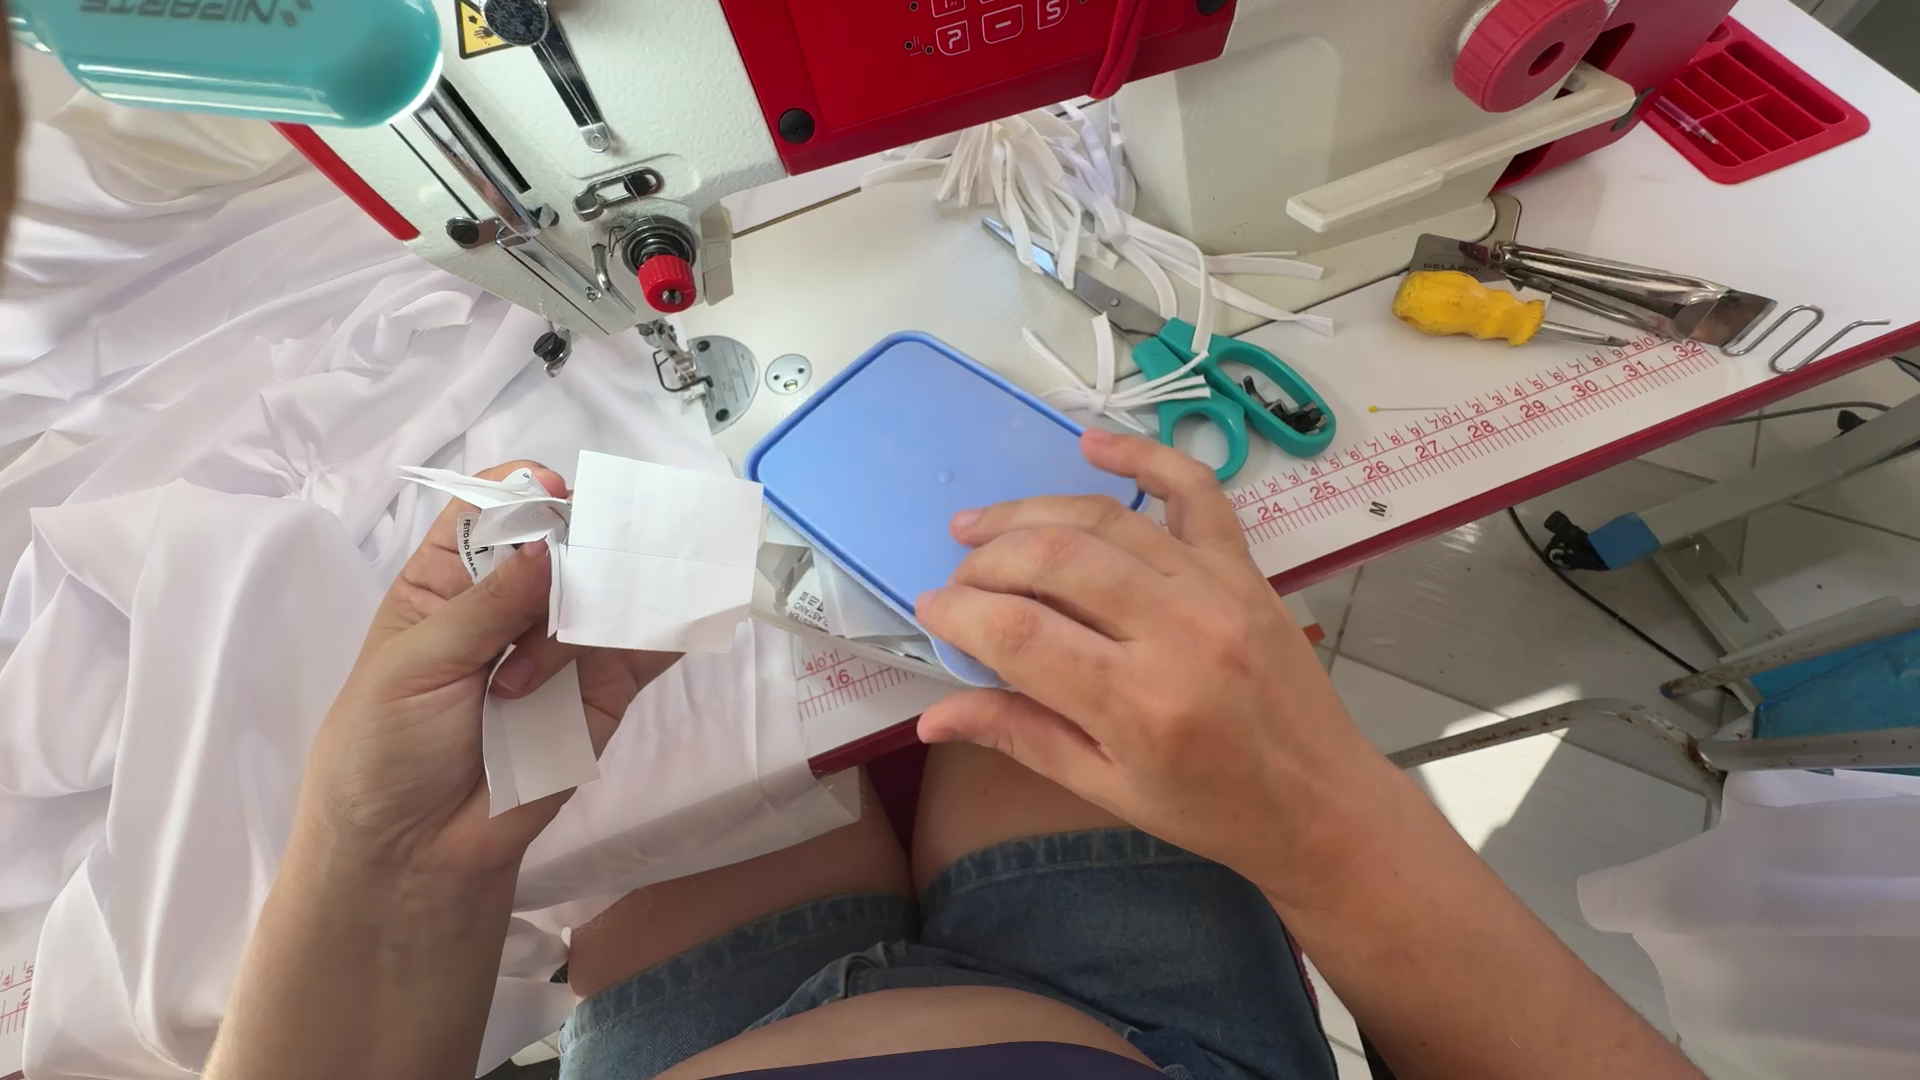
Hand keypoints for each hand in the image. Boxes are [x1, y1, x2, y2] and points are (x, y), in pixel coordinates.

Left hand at [298, 462, 678, 879]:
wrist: (420, 851)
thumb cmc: (386, 749)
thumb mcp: (417, 666)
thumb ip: (488, 607)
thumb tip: (549, 545)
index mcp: (453, 581)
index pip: (495, 511)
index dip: (526, 493)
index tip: (554, 493)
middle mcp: (519, 600)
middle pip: (567, 541)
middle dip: (587, 537)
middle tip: (603, 548)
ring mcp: (570, 640)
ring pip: (612, 586)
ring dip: (626, 581)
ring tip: (632, 590)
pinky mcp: (613, 680)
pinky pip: (647, 641)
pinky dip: (671, 619)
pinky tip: (688, 601)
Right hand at [916, 431, 1380, 888]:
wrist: (1322, 802)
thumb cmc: (1210, 810)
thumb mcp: (1104, 788)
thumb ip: (1017, 736)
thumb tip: (931, 716)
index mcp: (1139, 705)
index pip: (1019, 635)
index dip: (959, 613)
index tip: (931, 609)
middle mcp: (1177, 631)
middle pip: (1054, 562)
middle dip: (986, 561)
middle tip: (957, 576)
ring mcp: (1217, 587)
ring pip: (1104, 521)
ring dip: (1029, 513)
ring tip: (980, 524)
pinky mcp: (1243, 566)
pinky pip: (1193, 490)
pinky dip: (1142, 457)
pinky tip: (1090, 445)